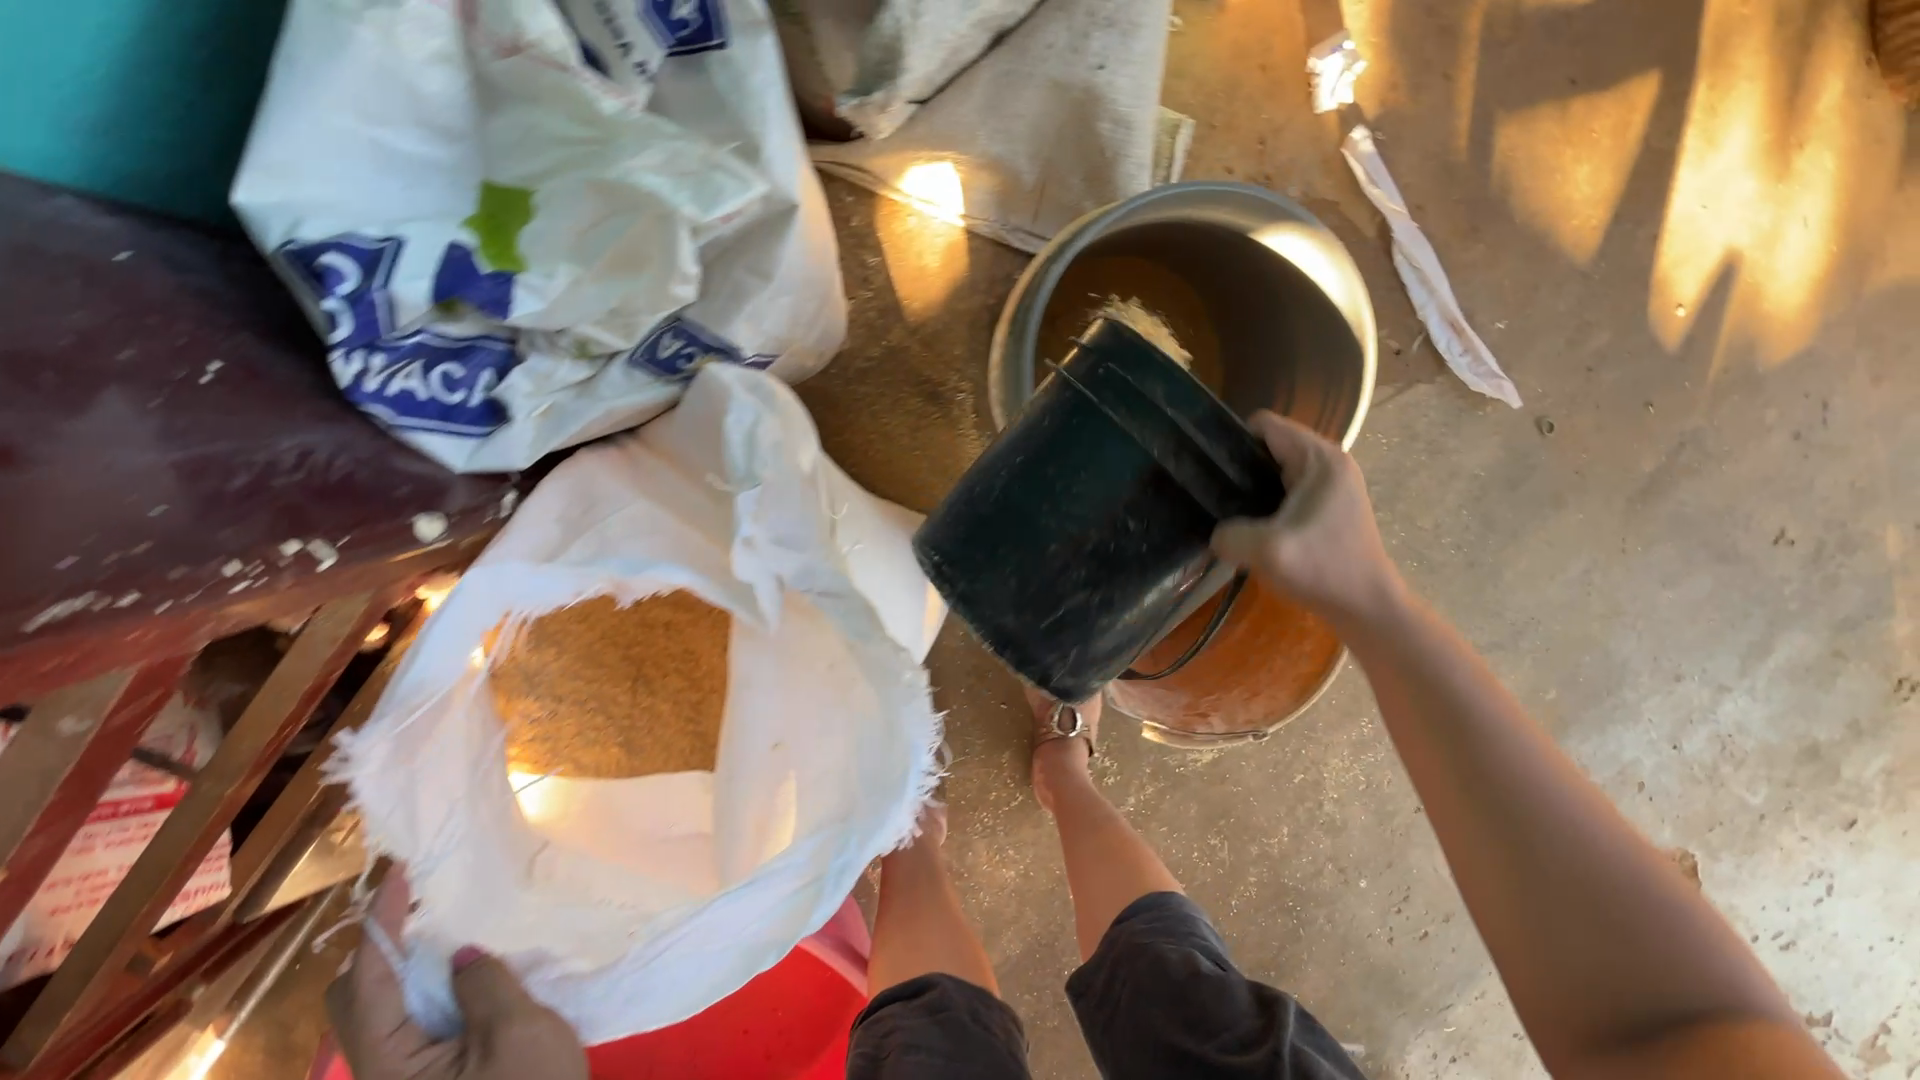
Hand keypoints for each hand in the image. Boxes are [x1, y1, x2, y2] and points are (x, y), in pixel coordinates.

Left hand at [326, 870, 586, 1079]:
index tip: (400, 872)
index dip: (382, 922)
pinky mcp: (429, 1079)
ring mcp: (403, 1078)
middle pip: (354, 998)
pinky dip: (425, 986)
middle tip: (420, 898)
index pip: (369, 980)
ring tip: (441, 924)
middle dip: (379, 943)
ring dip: (404, 963)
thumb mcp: (518, 1033)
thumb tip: (461, 954)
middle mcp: (382, 1072)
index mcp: (390, 1064)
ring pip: (380, 1010)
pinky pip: (409, 1023)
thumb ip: (484, 984)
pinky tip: (459, 971)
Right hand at [1211, 411, 1404, 631]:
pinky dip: (1267, 506)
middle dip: (1240, 469)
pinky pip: (1286, 493)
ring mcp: (1331, 485)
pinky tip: (1254, 531)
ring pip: (1275, 472)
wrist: (1366, 608)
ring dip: (1252, 492)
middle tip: (1216, 499)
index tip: (1211, 473)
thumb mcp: (1266, 552)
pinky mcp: (1328, 507)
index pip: (1264, 425)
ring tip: (1231, 516)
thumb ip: (1229, 535)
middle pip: (1269, 447)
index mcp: (1320, 458)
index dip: (1232, 443)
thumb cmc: (1324, 571)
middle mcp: (1329, 462)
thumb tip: (1217, 535)